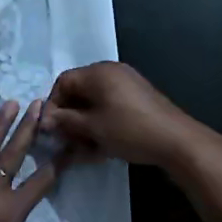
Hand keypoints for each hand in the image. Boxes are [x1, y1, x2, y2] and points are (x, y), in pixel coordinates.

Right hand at [45, 62, 211, 167]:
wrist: (176, 140)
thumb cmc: (130, 130)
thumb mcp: (93, 127)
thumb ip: (65, 121)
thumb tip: (45, 119)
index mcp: (99, 72)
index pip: (63, 81)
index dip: (53, 105)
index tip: (50, 129)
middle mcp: (113, 72)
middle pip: (80, 91)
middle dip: (70, 117)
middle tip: (66, 141)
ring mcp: (129, 84)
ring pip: (96, 102)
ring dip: (86, 124)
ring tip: (84, 149)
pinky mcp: (139, 99)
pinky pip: (112, 107)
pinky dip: (103, 123)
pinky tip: (101, 147)